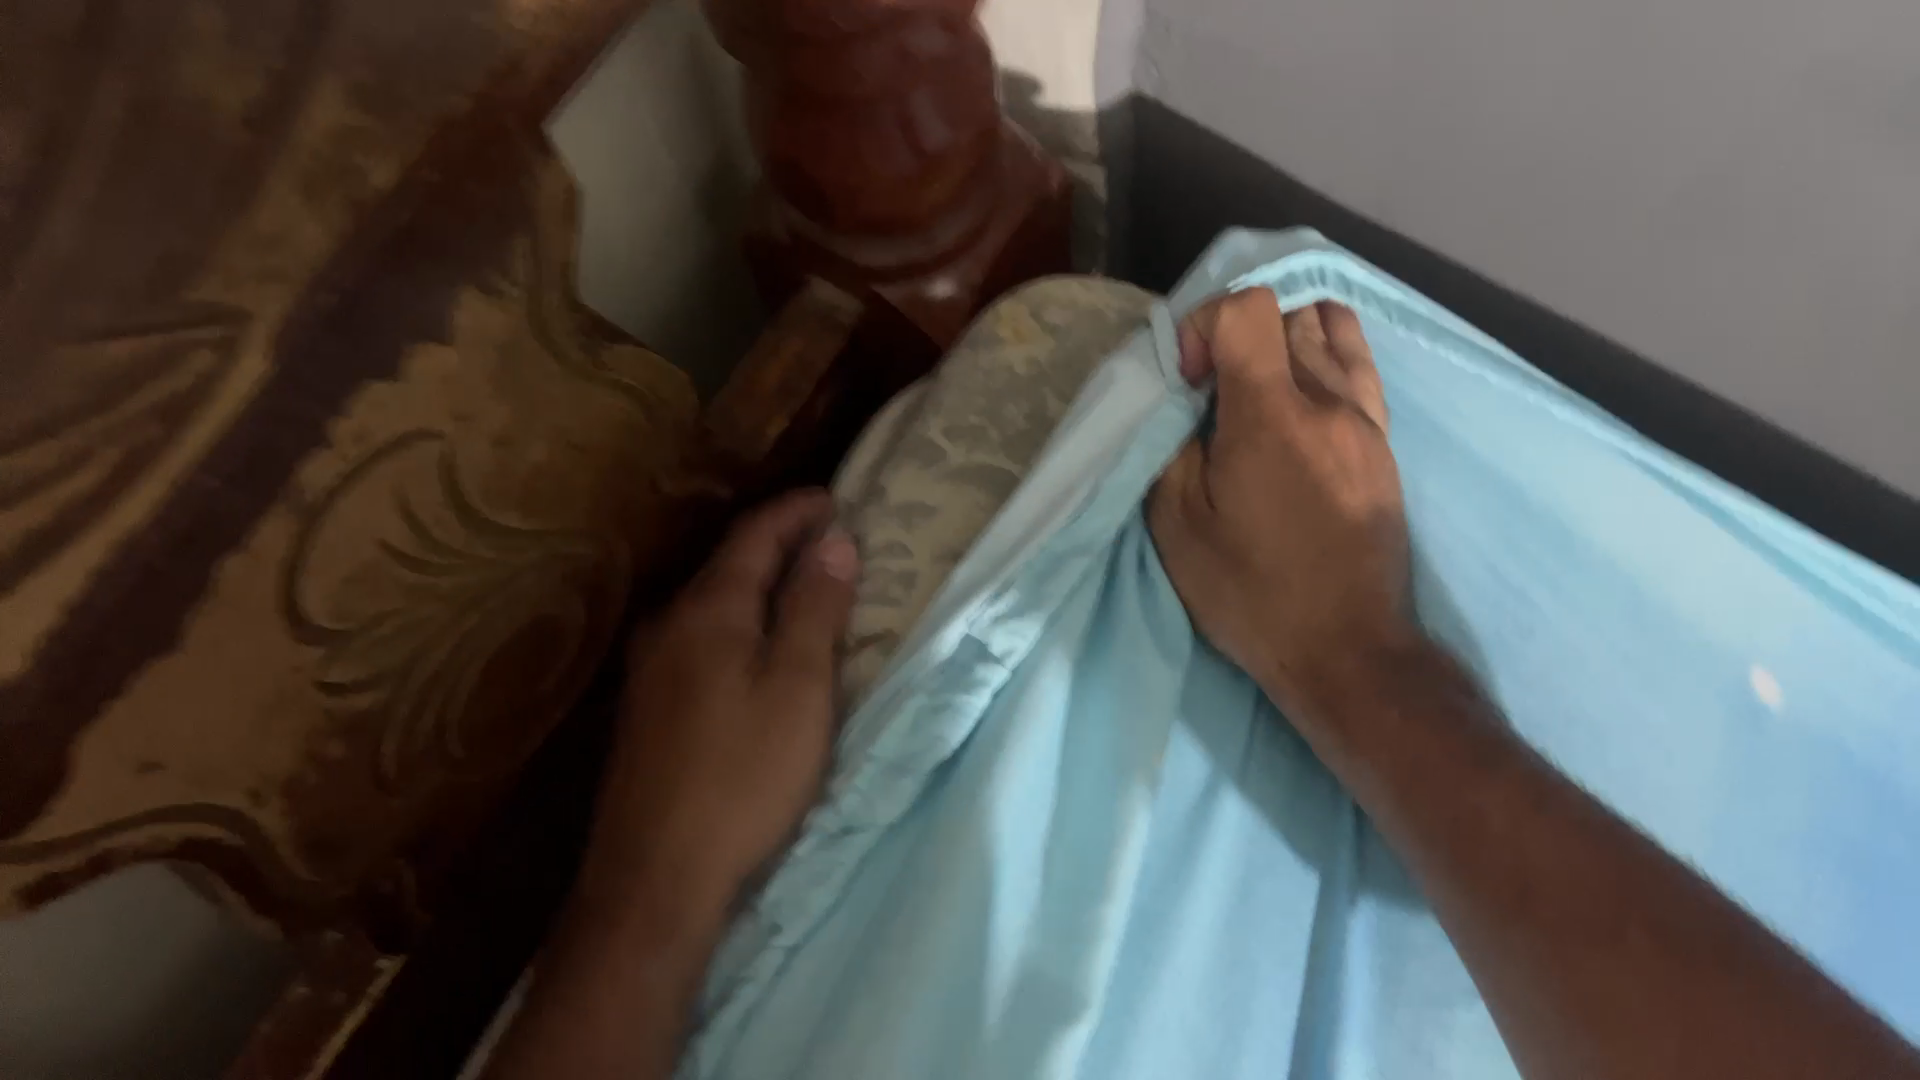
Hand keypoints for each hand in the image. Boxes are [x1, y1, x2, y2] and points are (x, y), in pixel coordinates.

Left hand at [587, 489, 859, 916]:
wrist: (655, 878)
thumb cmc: (743, 777)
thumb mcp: (798, 688)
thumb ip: (814, 609)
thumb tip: (834, 542)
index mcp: (708, 610)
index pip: (754, 536)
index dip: (796, 511)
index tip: (836, 497)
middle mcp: (668, 625)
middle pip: (728, 564)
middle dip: (778, 543)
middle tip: (828, 538)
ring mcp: (650, 668)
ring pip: (712, 603)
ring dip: (757, 584)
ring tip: (800, 584)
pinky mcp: (648, 708)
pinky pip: (700, 638)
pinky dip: (738, 622)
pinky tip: (754, 646)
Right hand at [1148, 290, 1413, 718]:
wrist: (1344, 647)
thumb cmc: (1249, 592)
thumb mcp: (1178, 525)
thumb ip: (1171, 447)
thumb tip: (1183, 402)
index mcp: (1270, 417)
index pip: (1247, 308)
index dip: (1203, 325)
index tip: (1186, 383)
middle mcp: (1328, 401)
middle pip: (1286, 311)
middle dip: (1235, 334)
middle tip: (1210, 392)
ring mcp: (1366, 419)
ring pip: (1329, 329)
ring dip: (1282, 340)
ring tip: (1253, 389)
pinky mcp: (1383, 442)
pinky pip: (1358, 364)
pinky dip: (1322, 356)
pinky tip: (1297, 396)